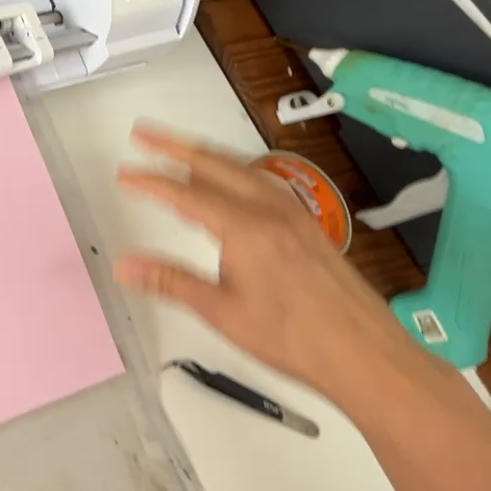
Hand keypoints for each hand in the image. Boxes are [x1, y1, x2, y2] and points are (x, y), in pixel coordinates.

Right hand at [112, 124, 418, 399]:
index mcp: (248, 230)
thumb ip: (170, 281)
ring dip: (207, 157)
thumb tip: (123, 265)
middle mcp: (273, 213)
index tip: (124, 174)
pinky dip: (235, 173)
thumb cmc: (294, 338)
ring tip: (180, 151)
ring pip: (244, 171)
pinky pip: (264, 185)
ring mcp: (296, 218)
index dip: (151, 182)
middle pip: (218, 166)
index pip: (187, 195)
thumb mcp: (221, 312)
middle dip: (177, 147)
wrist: (367, 356)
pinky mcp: (309, 229)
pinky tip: (231, 184)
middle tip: (144, 134)